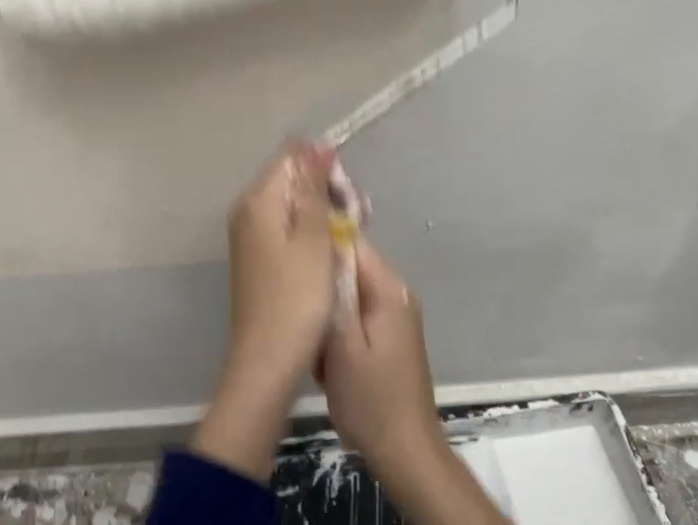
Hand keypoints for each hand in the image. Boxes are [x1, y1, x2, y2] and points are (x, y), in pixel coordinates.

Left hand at [192, 142, 337, 480]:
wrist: (267, 361)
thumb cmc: (297, 299)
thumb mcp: (313, 239)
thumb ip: (314, 189)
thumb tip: (317, 145)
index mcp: (258, 201)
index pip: (292, 157)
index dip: (324, 166)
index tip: (351, 194)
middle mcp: (248, 211)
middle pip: (291, 179)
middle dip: (327, 188)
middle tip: (359, 216)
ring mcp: (251, 237)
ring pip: (292, 205)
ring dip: (323, 212)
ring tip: (353, 233)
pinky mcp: (259, 259)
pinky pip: (287, 228)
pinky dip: (311, 232)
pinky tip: (333, 250)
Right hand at [317, 239, 441, 473]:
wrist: (405, 452)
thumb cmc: (370, 400)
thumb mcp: (342, 345)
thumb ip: (335, 294)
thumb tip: (326, 247)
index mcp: (389, 291)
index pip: (352, 245)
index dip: (320, 248)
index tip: (292, 266)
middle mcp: (396, 296)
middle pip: (349, 272)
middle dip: (322, 292)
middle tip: (304, 323)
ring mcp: (395, 319)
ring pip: (348, 299)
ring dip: (327, 319)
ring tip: (316, 352)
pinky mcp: (389, 340)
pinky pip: (355, 321)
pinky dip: (338, 337)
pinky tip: (329, 366)